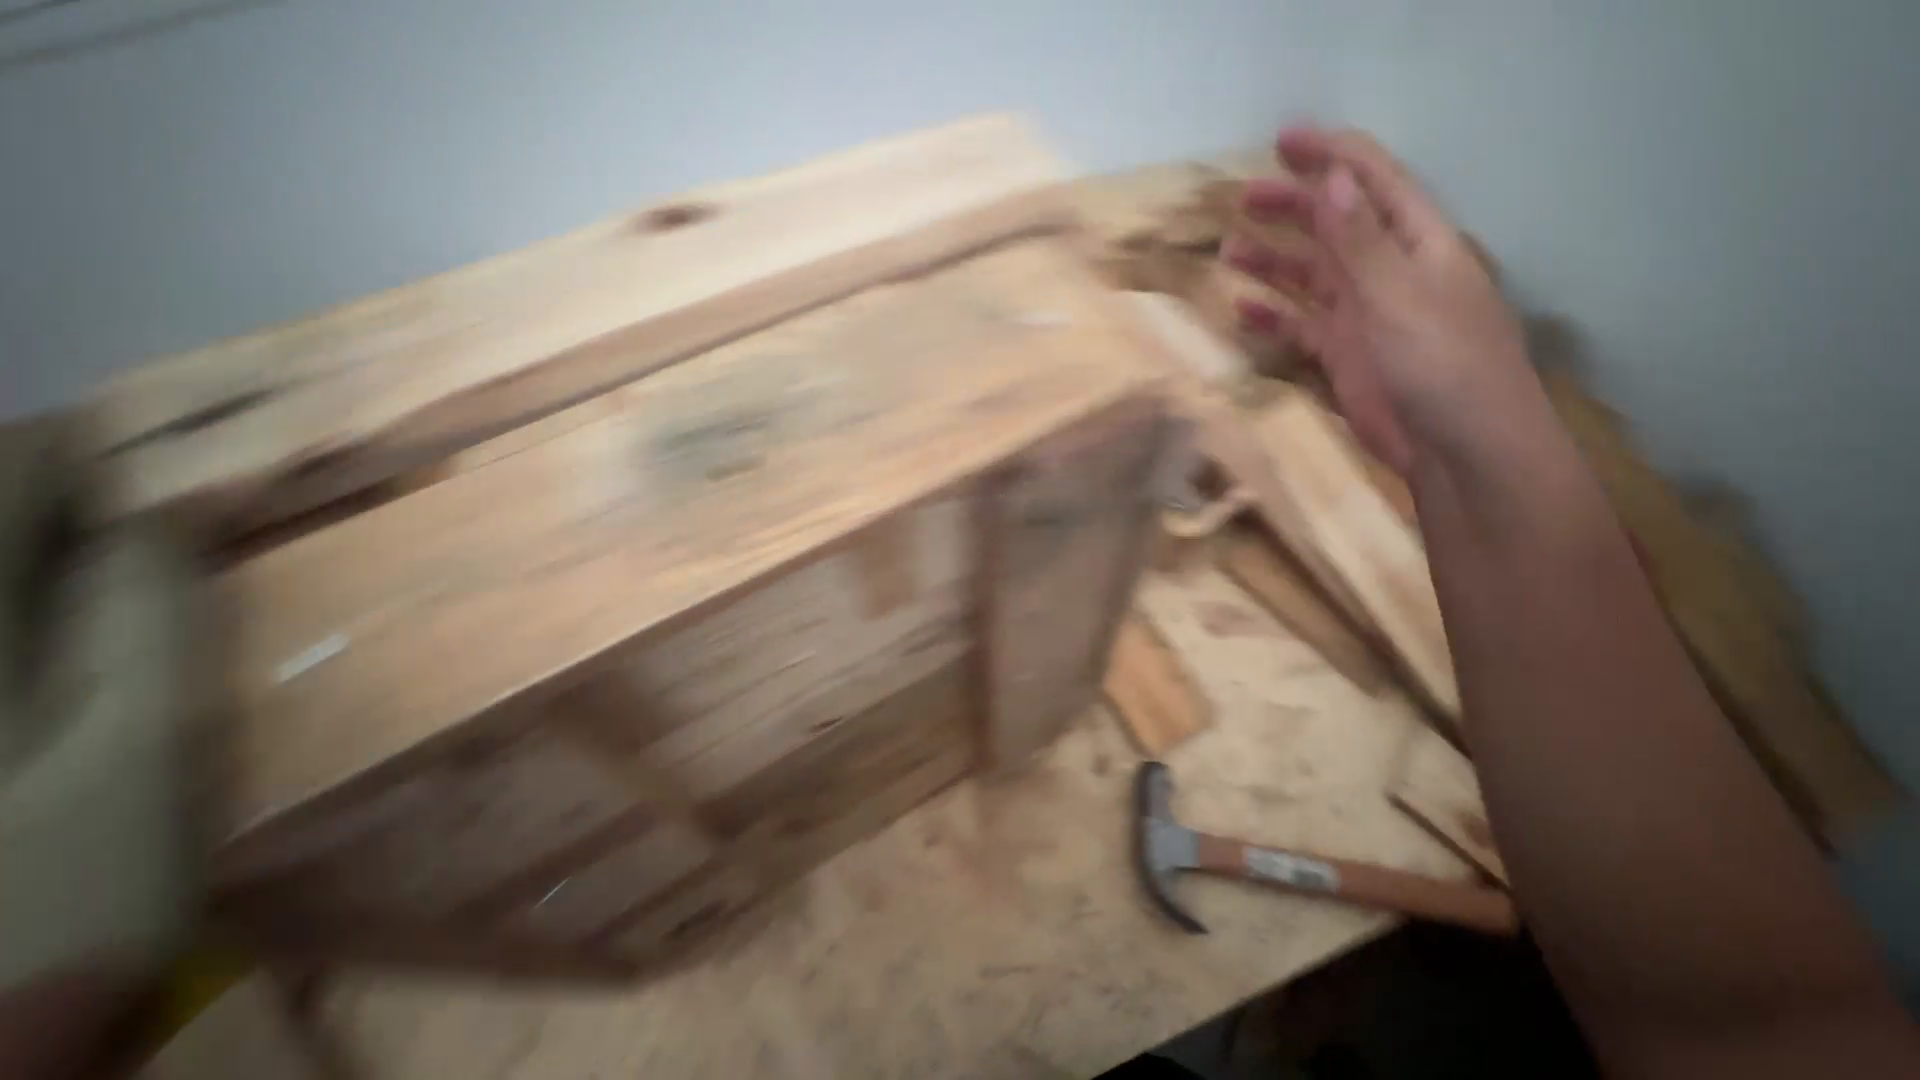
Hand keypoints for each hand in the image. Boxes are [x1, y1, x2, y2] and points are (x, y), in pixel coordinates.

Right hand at [1223, 128, 1534, 474]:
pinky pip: (1301, 326)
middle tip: (1243, 198)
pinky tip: (1242, 310)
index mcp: (1416, 242)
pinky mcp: (1346, 356)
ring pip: (1312, 274)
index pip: (1371, 181)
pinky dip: (1273, 316)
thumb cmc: (1442, 365)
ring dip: (1274, 260)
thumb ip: (1361, 241)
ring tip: (1229, 253)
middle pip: (1335, 223)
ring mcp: (1365, 315)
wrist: (1461, 449)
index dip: (1330, 155)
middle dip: (1293, 205)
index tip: (1281, 142)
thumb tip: (1333, 179)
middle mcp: (1388, 270)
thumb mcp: (1400, 296)